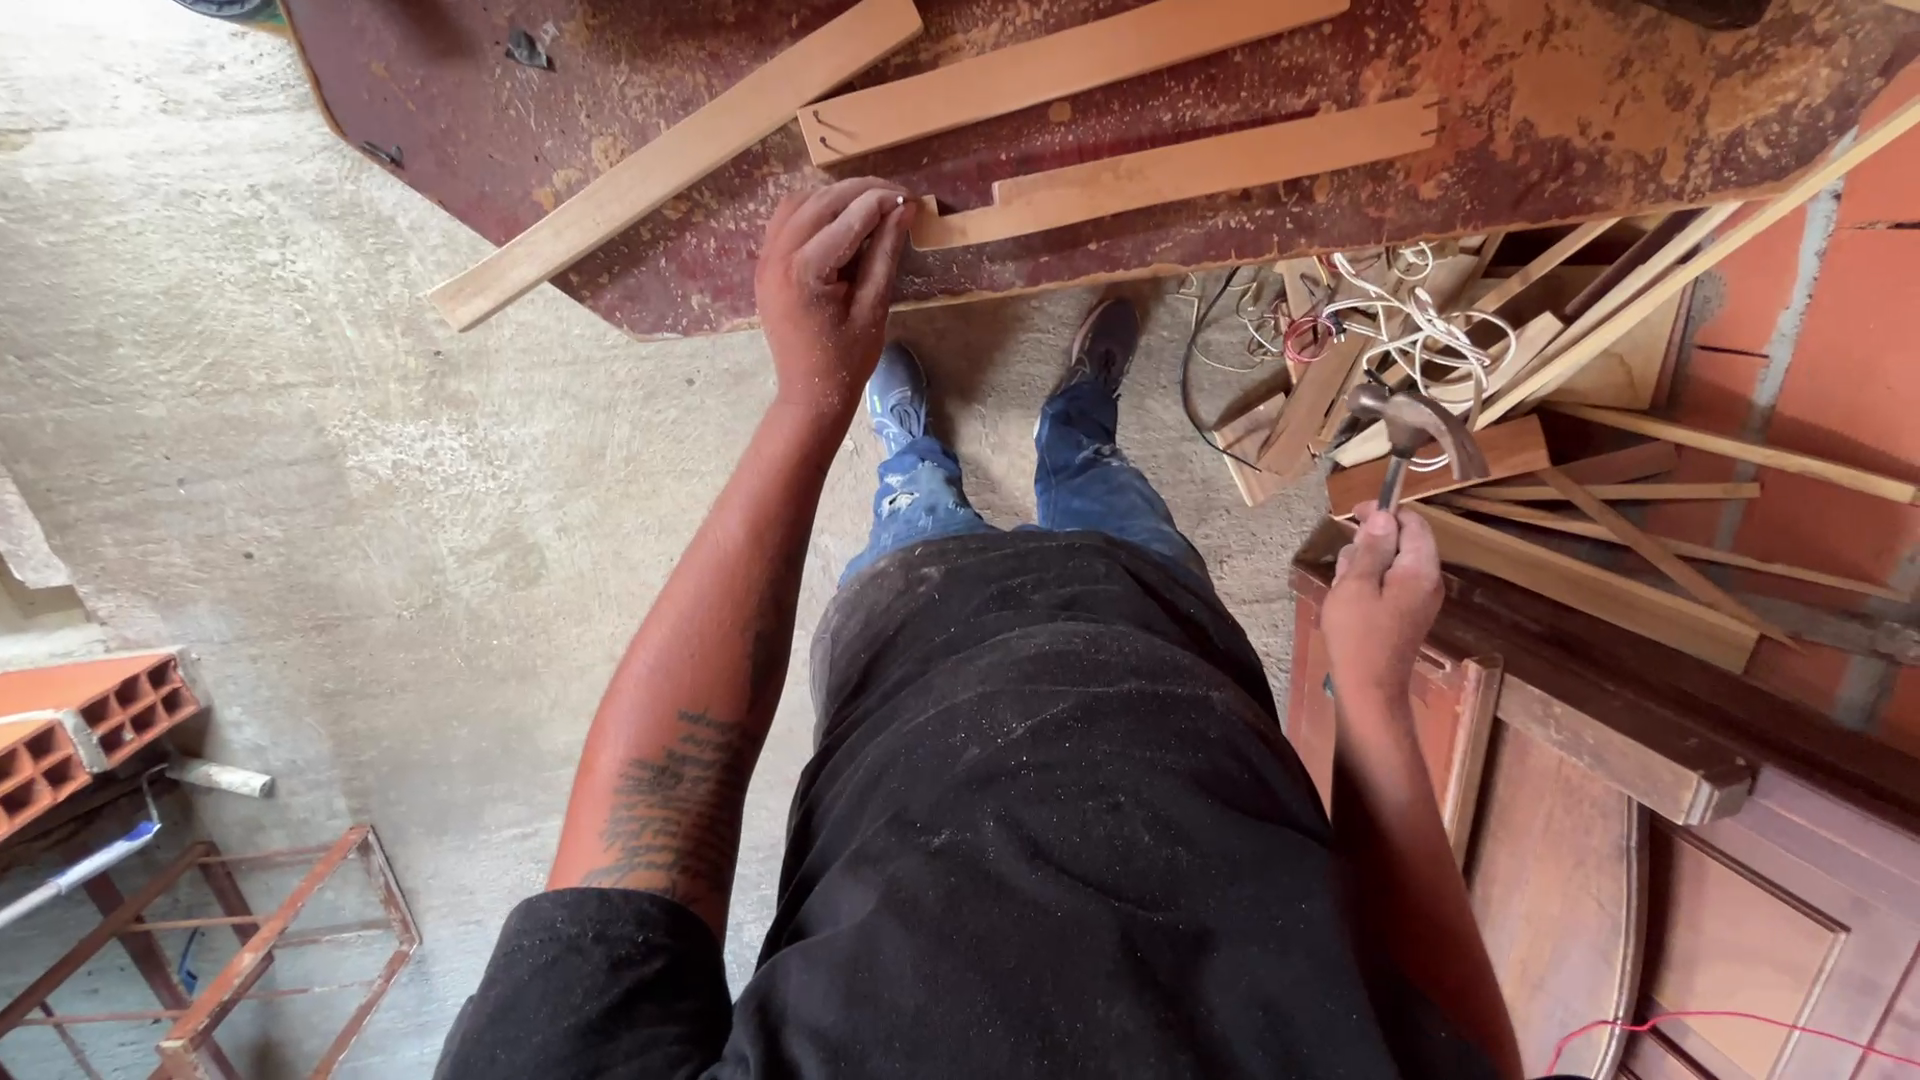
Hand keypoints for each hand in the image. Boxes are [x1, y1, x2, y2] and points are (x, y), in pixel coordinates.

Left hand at [754, 177, 916, 415]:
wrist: (810, 394)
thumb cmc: (846, 361)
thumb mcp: (873, 308)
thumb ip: (885, 254)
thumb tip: (903, 210)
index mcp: (805, 272)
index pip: (848, 218)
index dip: (881, 202)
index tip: (910, 197)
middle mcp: (777, 257)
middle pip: (820, 201)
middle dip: (860, 192)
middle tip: (896, 195)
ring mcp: (766, 259)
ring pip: (799, 203)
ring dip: (834, 197)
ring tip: (871, 205)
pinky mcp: (766, 265)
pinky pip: (786, 221)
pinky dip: (814, 211)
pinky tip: (840, 219)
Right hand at [1321, 502, 1443, 709]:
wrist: (1369, 686)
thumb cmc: (1358, 634)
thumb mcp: (1356, 585)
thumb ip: (1371, 548)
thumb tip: (1382, 516)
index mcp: (1420, 570)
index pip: (1413, 524)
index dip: (1385, 513)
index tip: (1353, 513)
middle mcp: (1427, 581)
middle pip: (1402, 542)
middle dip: (1370, 542)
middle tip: (1345, 561)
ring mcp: (1418, 598)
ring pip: (1391, 562)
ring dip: (1365, 564)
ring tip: (1343, 585)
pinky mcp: (1406, 613)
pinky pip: (1389, 583)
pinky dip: (1368, 582)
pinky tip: (1349, 598)